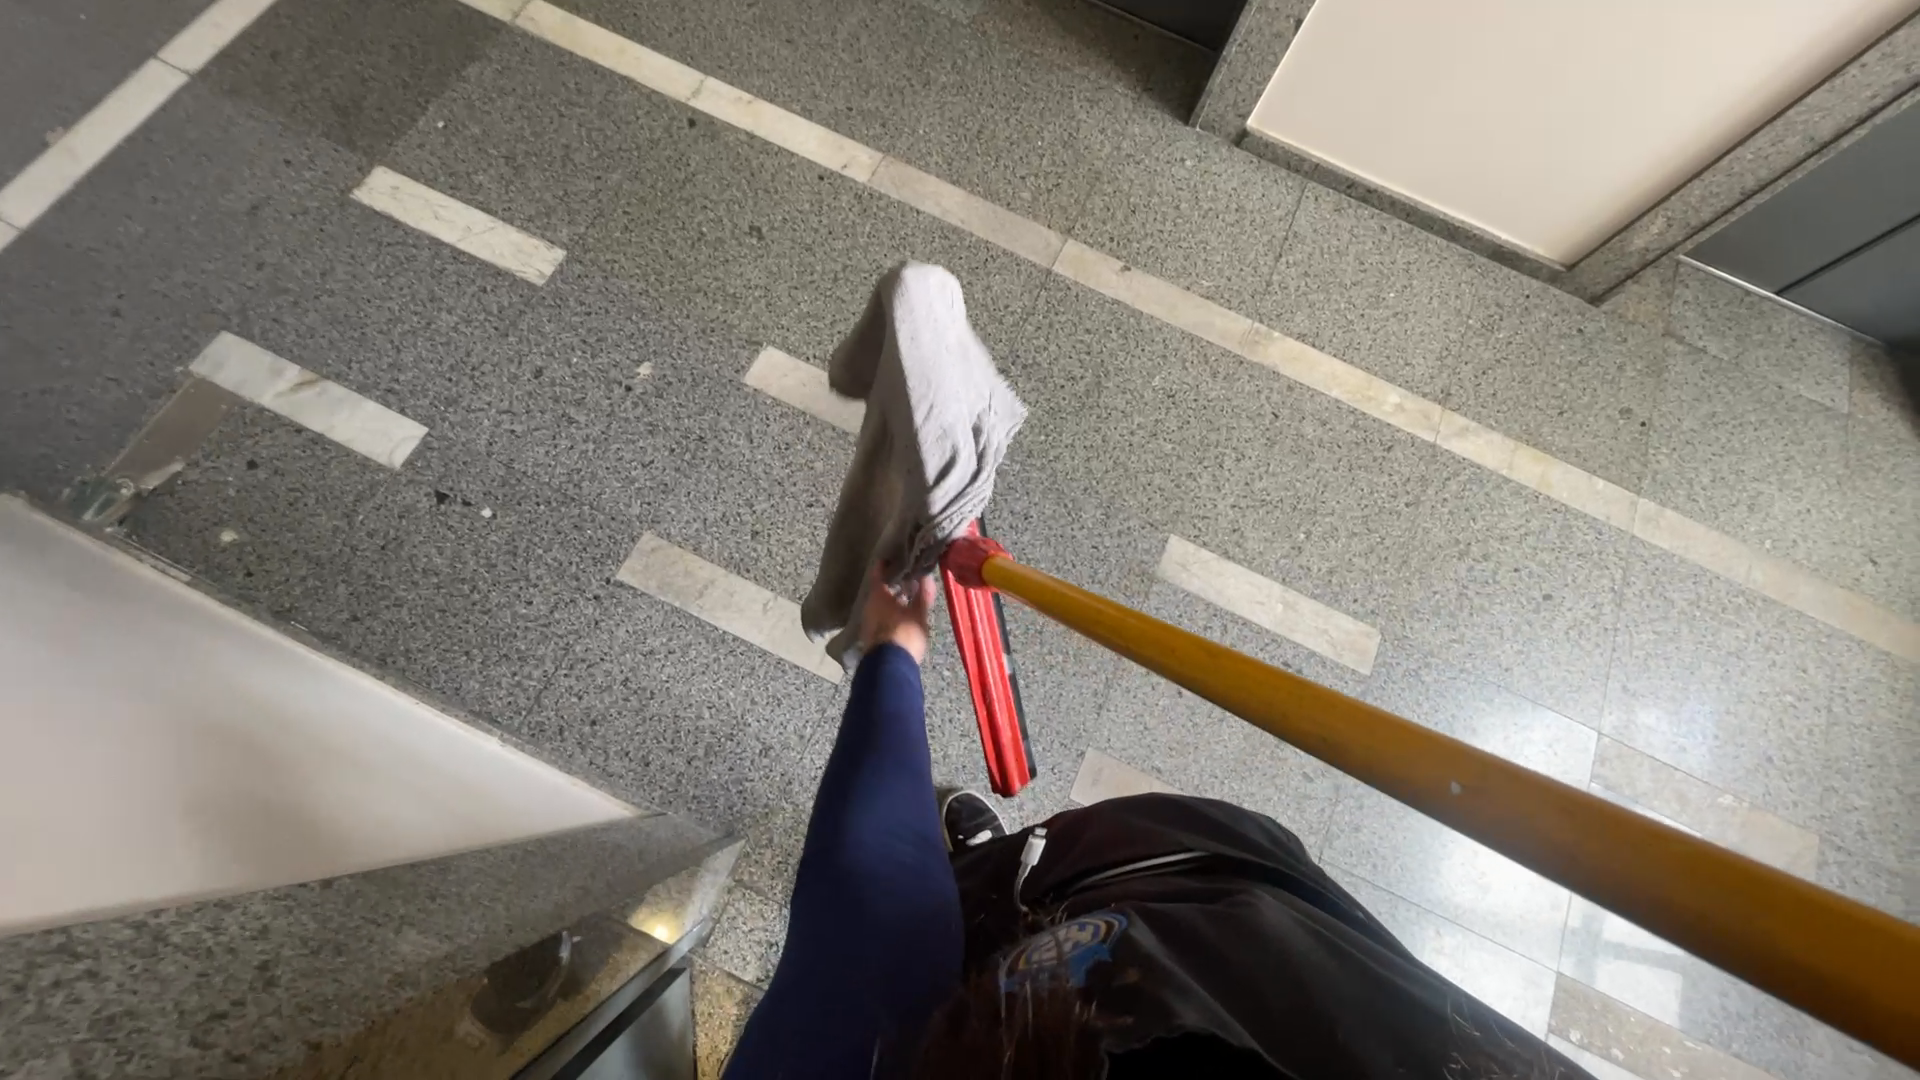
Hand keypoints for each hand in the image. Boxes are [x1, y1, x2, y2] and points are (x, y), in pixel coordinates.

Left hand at [859, 564, 934, 664]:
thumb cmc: (905, 634)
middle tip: (905, 578)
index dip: (884, 565)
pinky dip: (889, 612)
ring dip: (891, 600)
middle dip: (891, 585)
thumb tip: (926, 577)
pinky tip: (901, 616)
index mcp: (878, 596)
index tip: (890, 558)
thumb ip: (923, 595)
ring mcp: (868, 623)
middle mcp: (869, 606)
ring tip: (906, 597)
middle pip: (879, 591)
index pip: (878, 574)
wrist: (890, 667)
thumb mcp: (919, 613)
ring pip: (879, 605)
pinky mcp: (871, 637)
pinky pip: (880, 617)